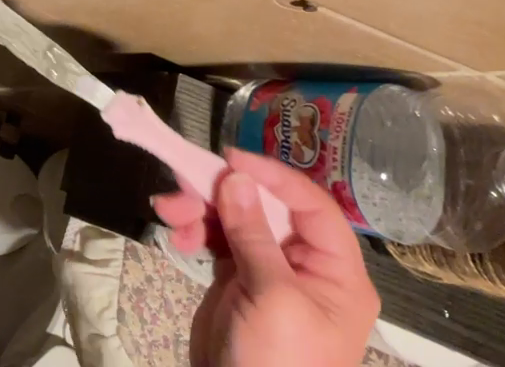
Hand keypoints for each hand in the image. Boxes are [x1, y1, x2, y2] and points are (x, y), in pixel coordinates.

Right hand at [152, 148, 379, 366]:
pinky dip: (193, 228)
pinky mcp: (236, 275)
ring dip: (198, 208)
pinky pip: (215, 235)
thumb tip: (237, 176)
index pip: (313, 207)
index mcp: (336, 273)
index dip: (276, 177)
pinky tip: (176, 236)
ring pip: (233, 216)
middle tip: (182, 182)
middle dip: (221, 192)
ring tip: (168, 213)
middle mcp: (305, 264)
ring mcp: (268, 269)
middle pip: (265, 206)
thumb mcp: (271, 296)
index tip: (231, 158)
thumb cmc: (278, 359)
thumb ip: (254, 234)